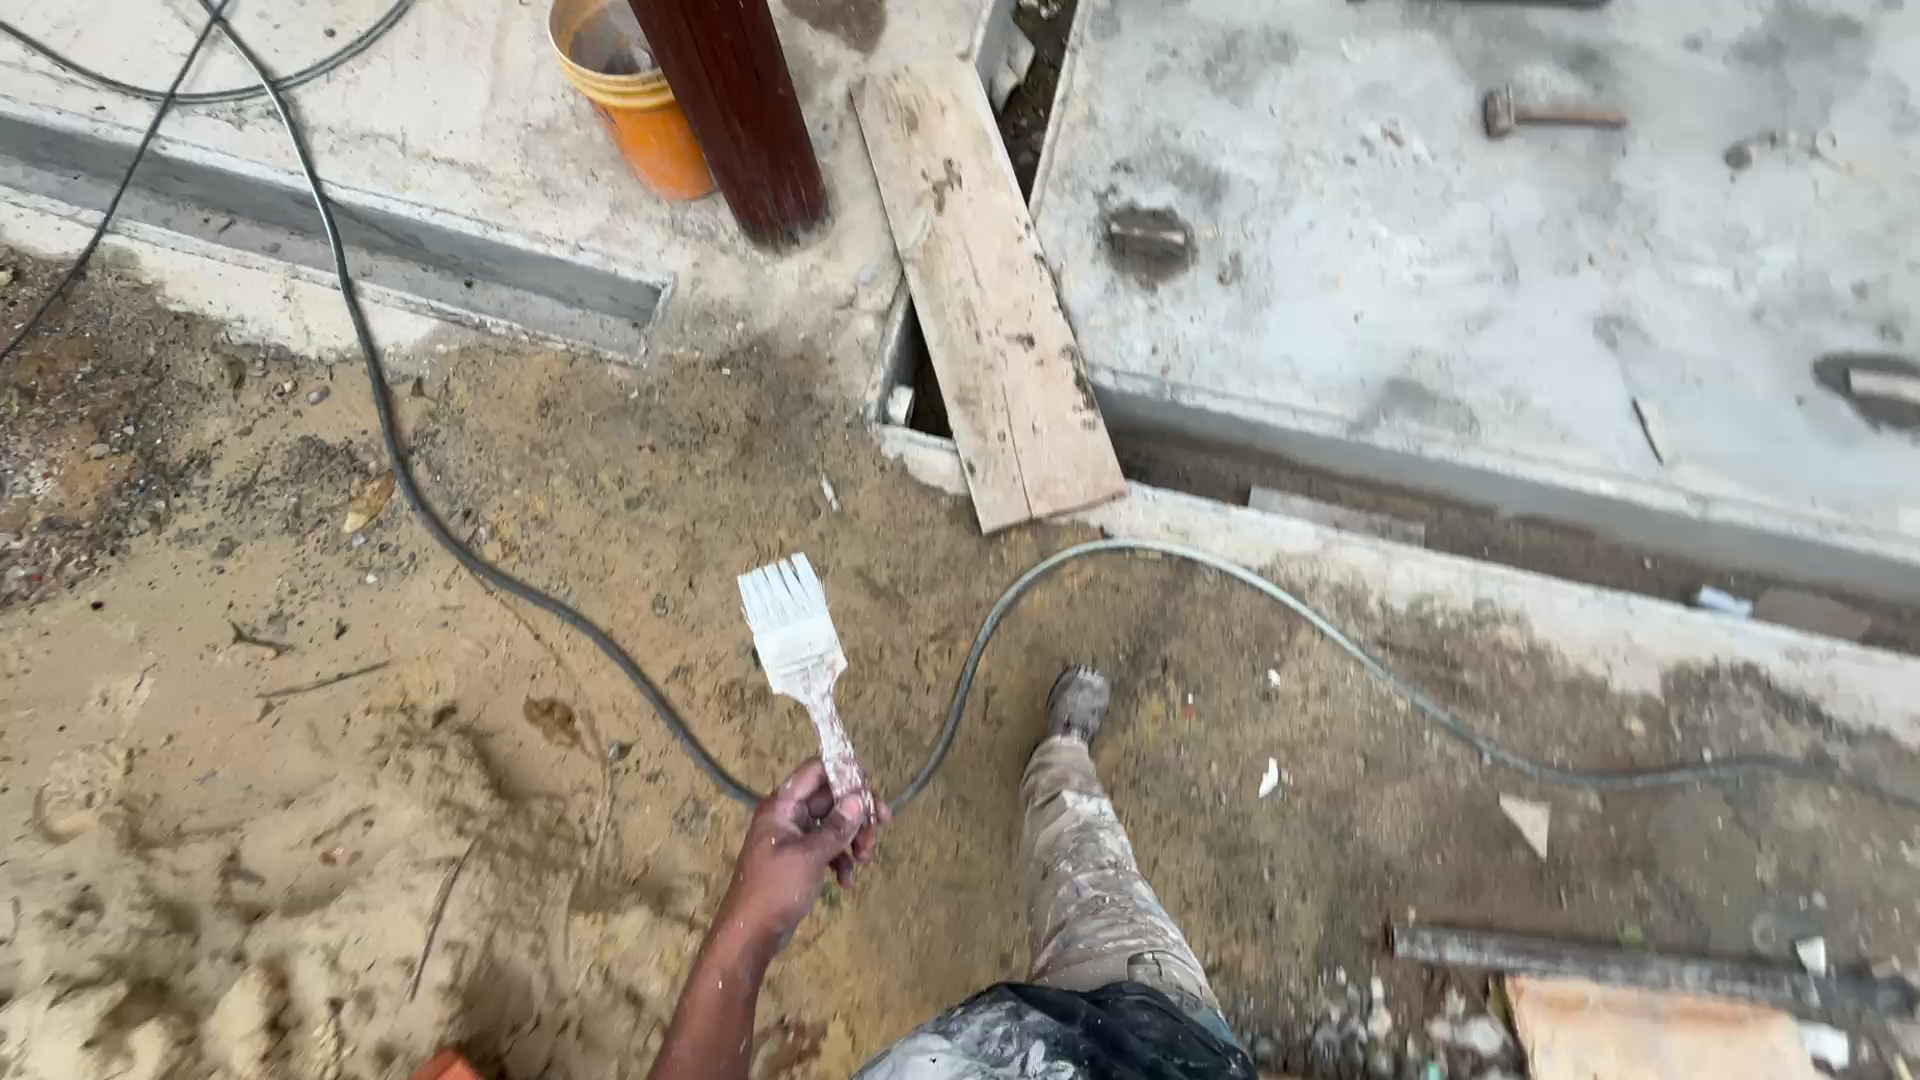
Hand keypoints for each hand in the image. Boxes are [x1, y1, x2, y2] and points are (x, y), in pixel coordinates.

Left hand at [713, 759, 890, 958]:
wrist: (750, 936)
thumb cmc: (774, 889)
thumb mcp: (809, 856)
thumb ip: (836, 827)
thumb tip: (860, 799)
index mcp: (783, 805)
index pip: (816, 771)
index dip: (844, 774)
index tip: (869, 790)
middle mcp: (789, 815)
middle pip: (832, 798)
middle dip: (857, 813)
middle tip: (881, 826)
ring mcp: (795, 837)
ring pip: (834, 823)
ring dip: (854, 838)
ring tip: (866, 859)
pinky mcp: (801, 858)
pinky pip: (828, 846)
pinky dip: (841, 859)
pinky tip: (847, 882)